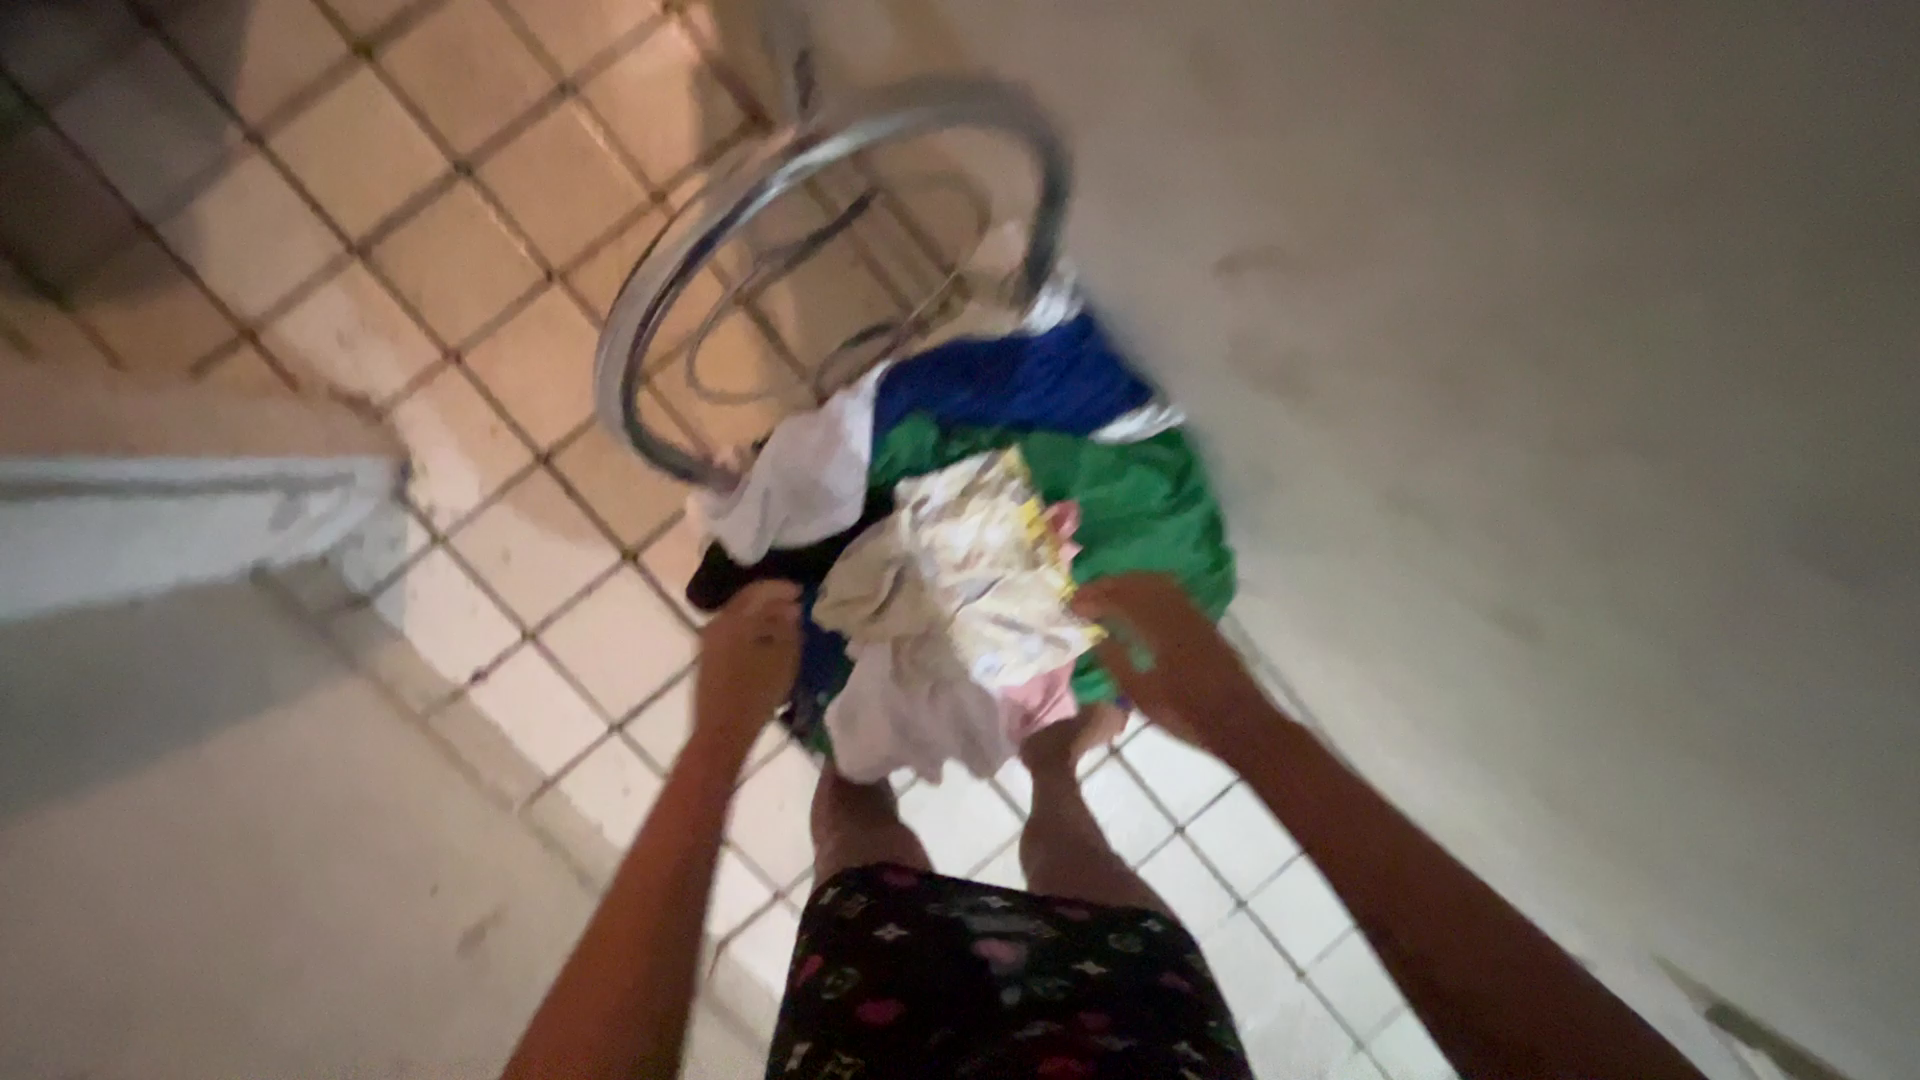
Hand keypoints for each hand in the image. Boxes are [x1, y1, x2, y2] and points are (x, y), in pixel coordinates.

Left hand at [694, 580, 801, 750]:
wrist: (721, 732)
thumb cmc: (756, 693)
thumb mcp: (783, 658)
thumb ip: (789, 628)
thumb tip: (791, 610)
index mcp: (734, 619)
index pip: (759, 590)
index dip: (783, 588)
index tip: (803, 592)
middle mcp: (717, 624)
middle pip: (747, 603)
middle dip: (773, 603)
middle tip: (796, 608)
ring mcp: (709, 642)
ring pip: (740, 619)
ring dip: (762, 619)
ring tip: (786, 627)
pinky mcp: (708, 659)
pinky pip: (733, 634)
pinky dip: (752, 632)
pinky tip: (767, 644)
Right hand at [1071, 574, 1269, 748]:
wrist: (1240, 723)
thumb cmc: (1187, 715)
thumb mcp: (1141, 696)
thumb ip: (1116, 662)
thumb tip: (1095, 636)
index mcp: (1159, 630)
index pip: (1120, 600)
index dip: (1094, 598)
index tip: (1072, 603)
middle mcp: (1177, 614)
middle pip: (1138, 584)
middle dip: (1107, 585)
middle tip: (1084, 594)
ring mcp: (1193, 615)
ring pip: (1156, 583)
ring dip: (1127, 583)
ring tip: (1106, 594)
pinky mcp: (1203, 622)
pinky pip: (1171, 592)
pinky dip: (1147, 589)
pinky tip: (1137, 603)